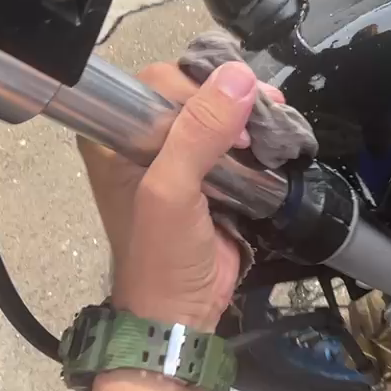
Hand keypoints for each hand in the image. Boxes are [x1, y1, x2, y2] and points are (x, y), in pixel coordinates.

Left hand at [77, 62, 259, 331]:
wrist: (183, 312)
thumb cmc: (163, 256)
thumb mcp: (172, 190)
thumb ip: (199, 133)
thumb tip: (241, 78)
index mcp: (113, 137)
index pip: (156, 85)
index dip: (198, 90)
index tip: (234, 116)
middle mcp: (142, 143)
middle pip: (191, 96)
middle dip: (231, 99)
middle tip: (268, 109)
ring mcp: (178, 163)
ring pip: (216, 119)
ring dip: (250, 118)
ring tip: (277, 125)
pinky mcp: (210, 182)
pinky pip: (233, 147)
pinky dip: (256, 142)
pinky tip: (274, 142)